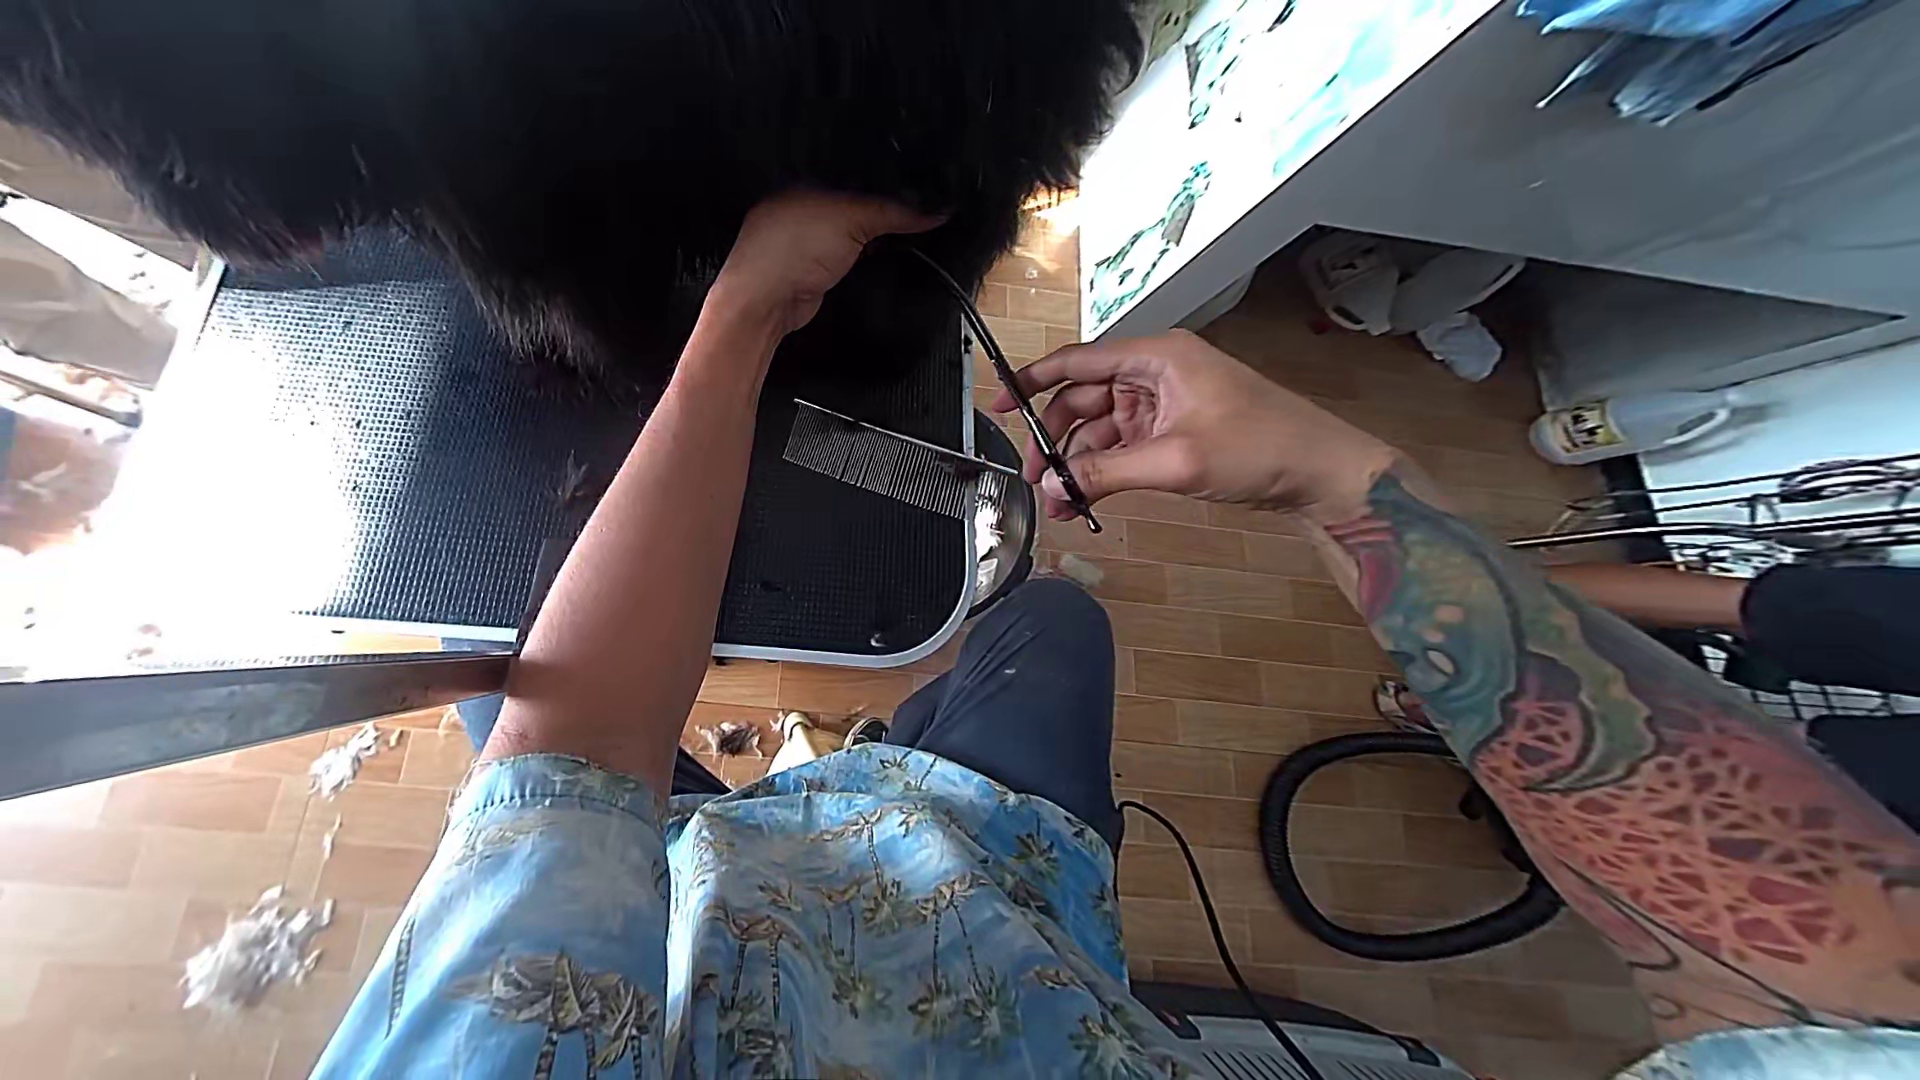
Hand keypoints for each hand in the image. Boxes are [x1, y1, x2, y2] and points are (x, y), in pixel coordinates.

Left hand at [709, 191, 941, 338]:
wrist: (766, 301)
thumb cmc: (785, 252)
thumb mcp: (851, 219)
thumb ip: (894, 213)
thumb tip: (933, 211)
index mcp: (804, 175)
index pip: (858, 168)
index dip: (889, 175)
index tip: (920, 186)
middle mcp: (805, 204)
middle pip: (860, 198)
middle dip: (886, 205)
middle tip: (915, 209)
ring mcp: (809, 237)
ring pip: (856, 228)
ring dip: (877, 233)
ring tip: (900, 231)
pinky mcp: (816, 266)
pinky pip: (851, 254)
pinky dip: (866, 254)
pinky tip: (877, 254)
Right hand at [993, 330, 1397, 523]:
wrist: (1318, 473)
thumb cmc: (1261, 447)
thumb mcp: (1175, 460)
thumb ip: (1106, 471)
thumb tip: (1052, 483)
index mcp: (1156, 357)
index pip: (1077, 361)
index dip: (1032, 382)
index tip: (999, 405)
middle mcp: (1153, 375)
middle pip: (1081, 402)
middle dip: (1054, 442)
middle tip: (1038, 480)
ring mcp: (1160, 406)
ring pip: (1097, 431)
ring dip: (1076, 466)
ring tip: (1061, 504)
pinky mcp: (1168, 432)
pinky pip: (1119, 449)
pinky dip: (1099, 473)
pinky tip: (1084, 498)